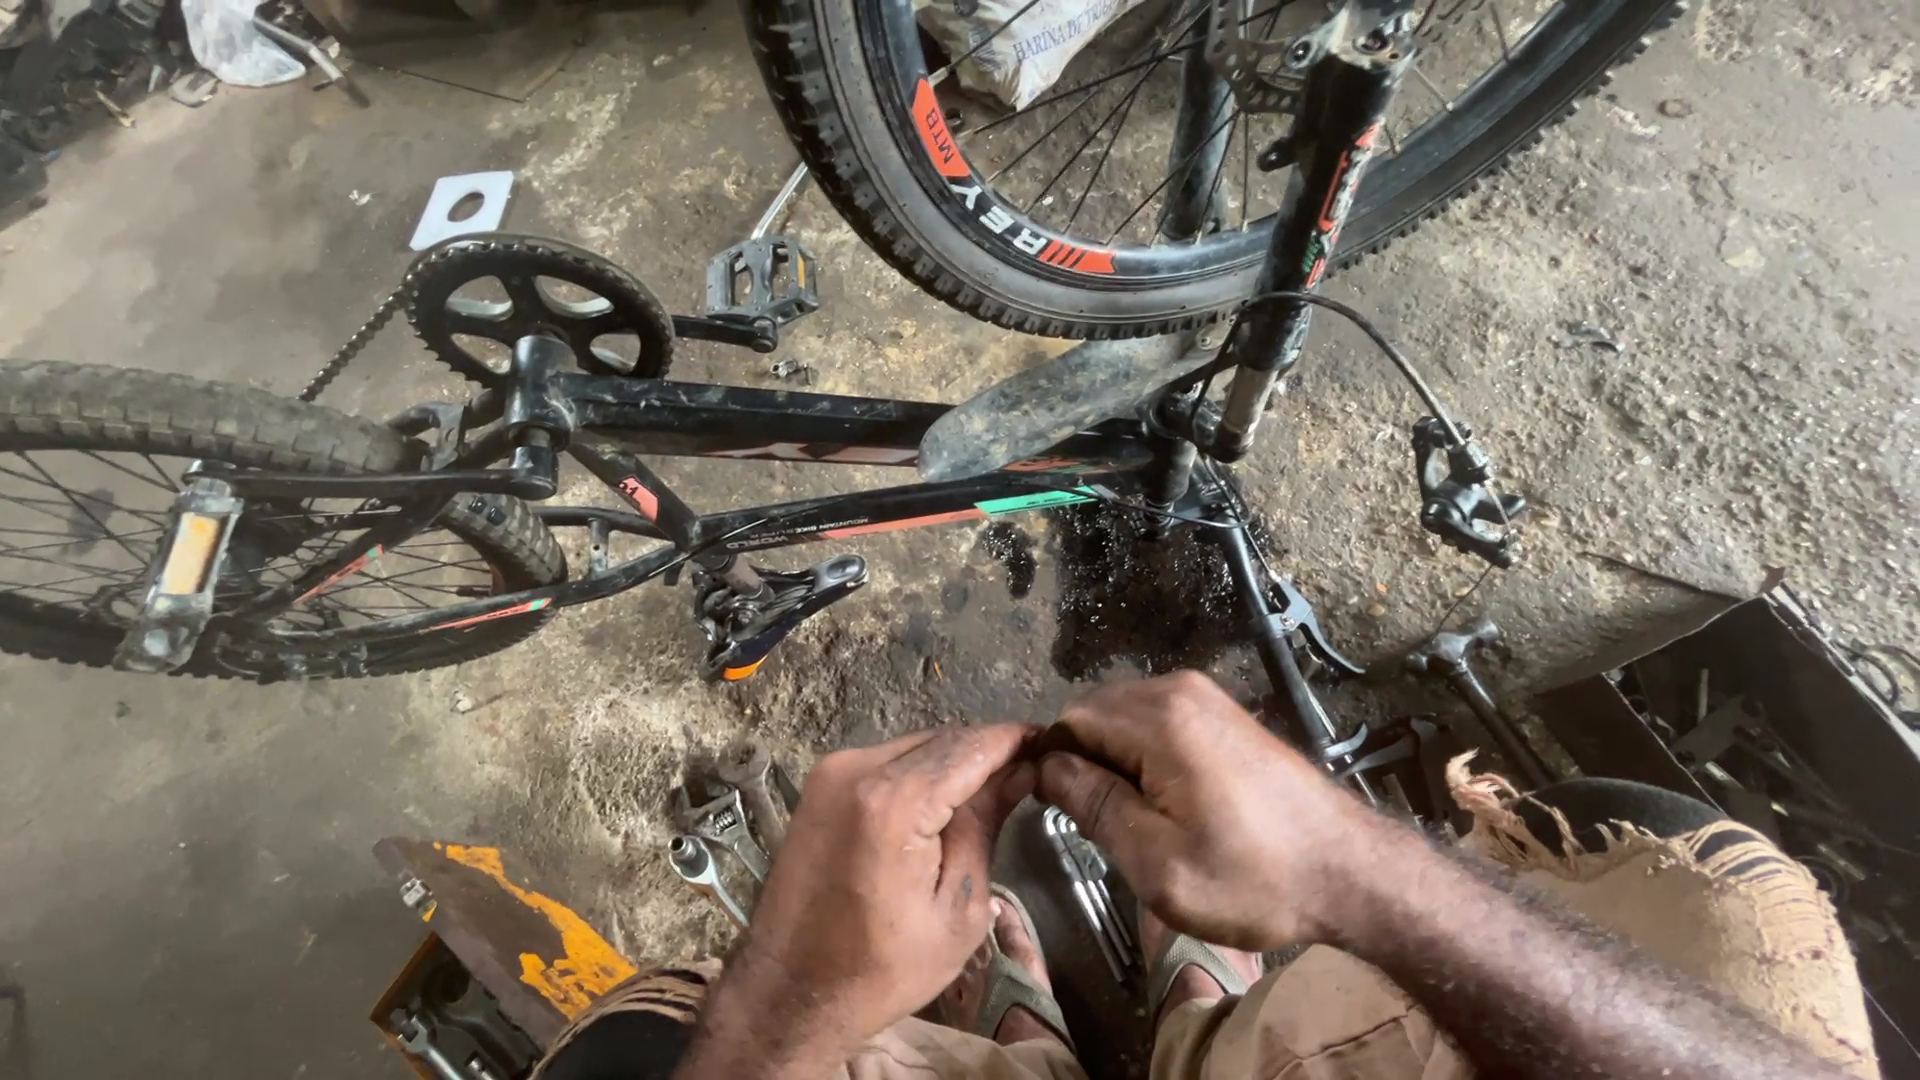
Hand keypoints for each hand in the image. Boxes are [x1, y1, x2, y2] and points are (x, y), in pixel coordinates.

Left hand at [679, 724, 1035, 1078]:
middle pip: (942, 740)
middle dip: (985, 751)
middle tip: (1023, 773)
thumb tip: (1019, 771)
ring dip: (952, 761)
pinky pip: (886, 760)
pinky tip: (939, 800)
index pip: (970, 748)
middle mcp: (857, 769)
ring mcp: (832, 770)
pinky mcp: (819, 781)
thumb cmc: (879, 969)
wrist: (787, 992)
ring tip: (986, 790)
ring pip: (914, 745)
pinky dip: (919, 771)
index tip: (1047, 740)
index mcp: (894, 803)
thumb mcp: (957, 911)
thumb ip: (985, 827)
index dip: (1012, 739)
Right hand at [1034, 671, 1371, 949]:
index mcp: (1159, 718)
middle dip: (1086, 762)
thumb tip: (1043, 768)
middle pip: (1094, 713)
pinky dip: (1142, 753)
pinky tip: (1166, 798)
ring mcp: (1204, 695)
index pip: (1069, 722)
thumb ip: (1093, 805)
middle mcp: (1177, 689)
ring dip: (1114, 759)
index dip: (1056, 767)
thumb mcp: (1158, 862)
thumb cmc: (1254, 877)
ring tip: (1139, 816)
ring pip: (1122, 715)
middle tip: (1107, 824)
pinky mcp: (1220, 711)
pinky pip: (1154, 718)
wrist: (1352, 872)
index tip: (1067, 815)